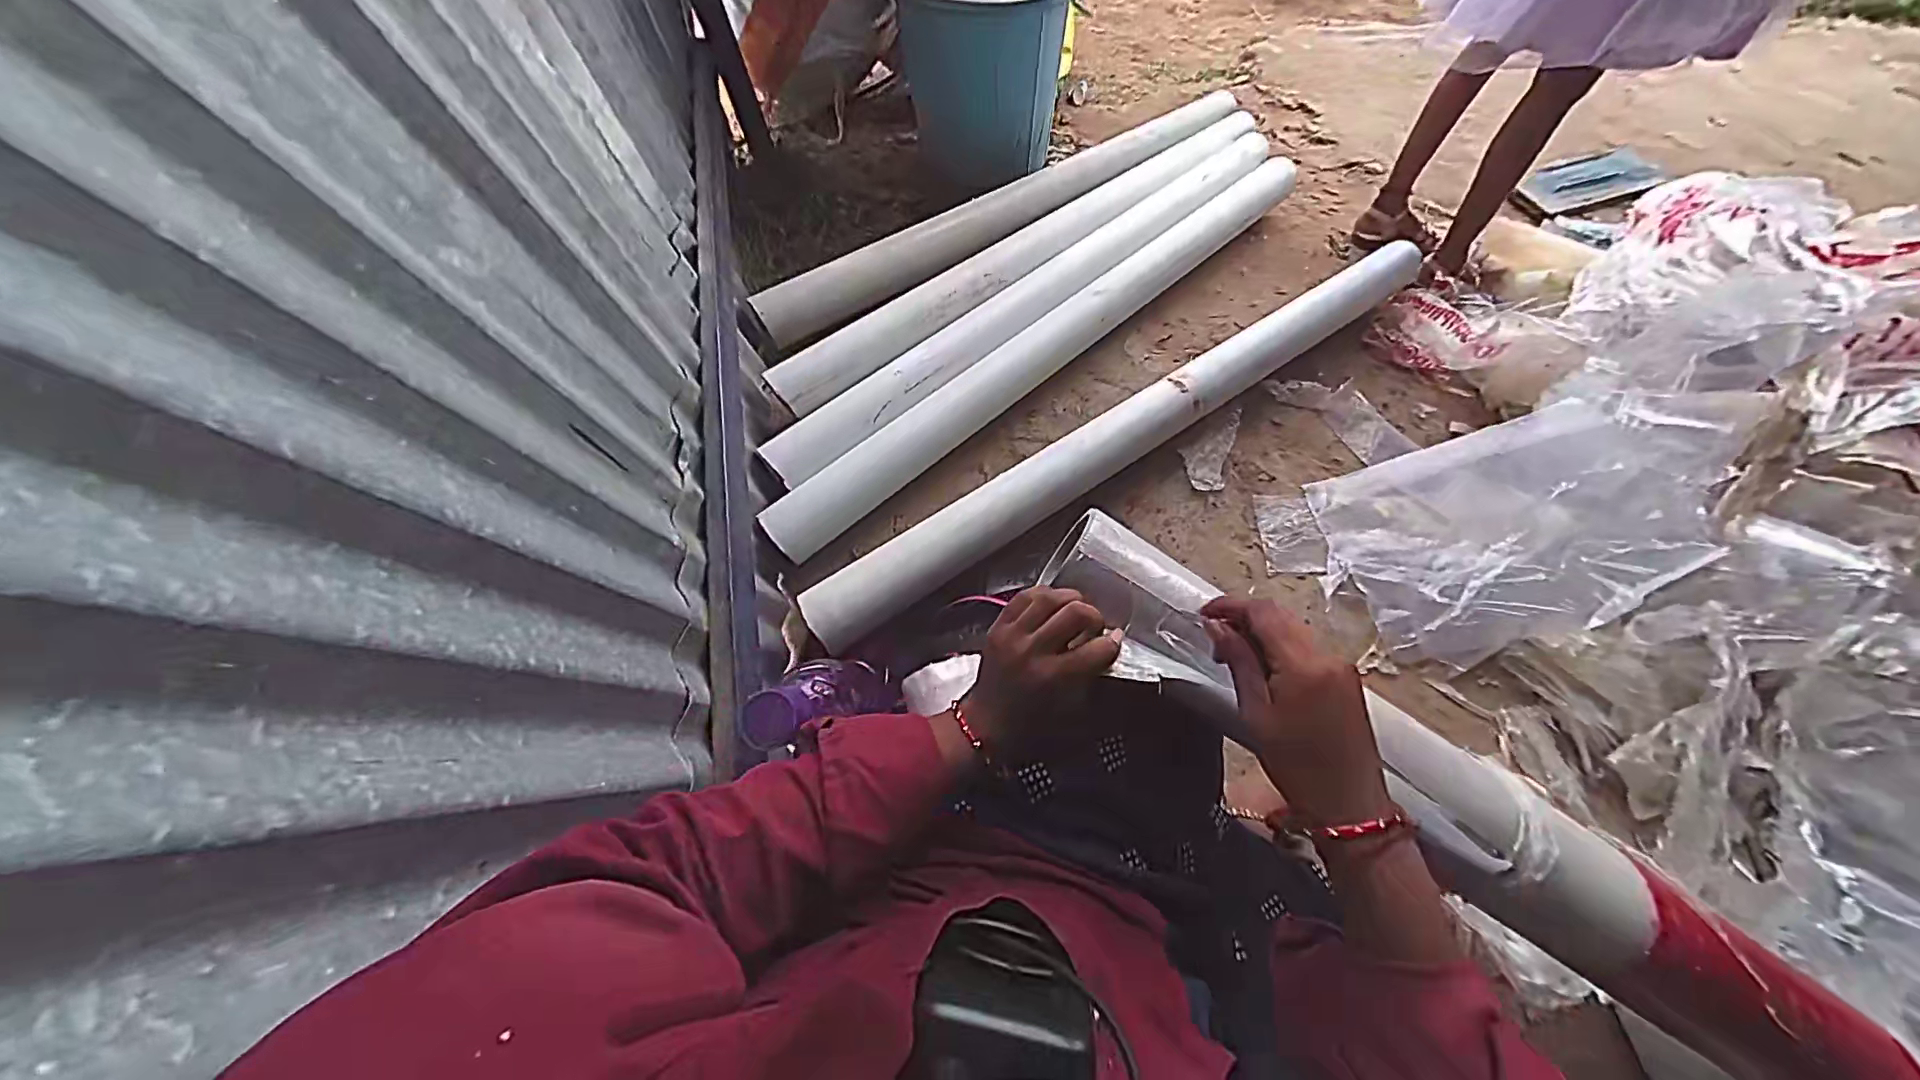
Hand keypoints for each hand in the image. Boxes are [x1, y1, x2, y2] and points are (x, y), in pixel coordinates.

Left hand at [959, 587, 1121, 754]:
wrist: (986, 722)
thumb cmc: (1030, 722)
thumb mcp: (1070, 709)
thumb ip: (1091, 675)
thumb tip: (1109, 644)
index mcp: (1052, 677)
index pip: (1097, 648)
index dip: (1113, 644)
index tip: (1114, 642)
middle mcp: (1032, 651)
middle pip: (1076, 612)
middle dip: (1095, 617)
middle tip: (1094, 627)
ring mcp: (1012, 635)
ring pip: (1049, 597)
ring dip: (1070, 600)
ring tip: (1075, 611)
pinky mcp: (998, 627)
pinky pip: (1024, 596)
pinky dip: (1043, 596)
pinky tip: (1052, 605)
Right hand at [1201, 595, 1391, 827]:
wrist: (1348, 803)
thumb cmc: (1296, 765)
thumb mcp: (1256, 712)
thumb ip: (1239, 661)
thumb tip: (1217, 627)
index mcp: (1304, 664)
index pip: (1264, 612)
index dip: (1230, 605)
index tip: (1203, 613)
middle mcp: (1327, 656)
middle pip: (1280, 615)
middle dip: (1243, 616)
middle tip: (1213, 637)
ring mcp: (1340, 665)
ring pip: (1293, 628)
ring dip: (1261, 630)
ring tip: (1232, 653)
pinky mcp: (1345, 677)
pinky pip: (1306, 646)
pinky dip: (1279, 645)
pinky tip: (1261, 666)